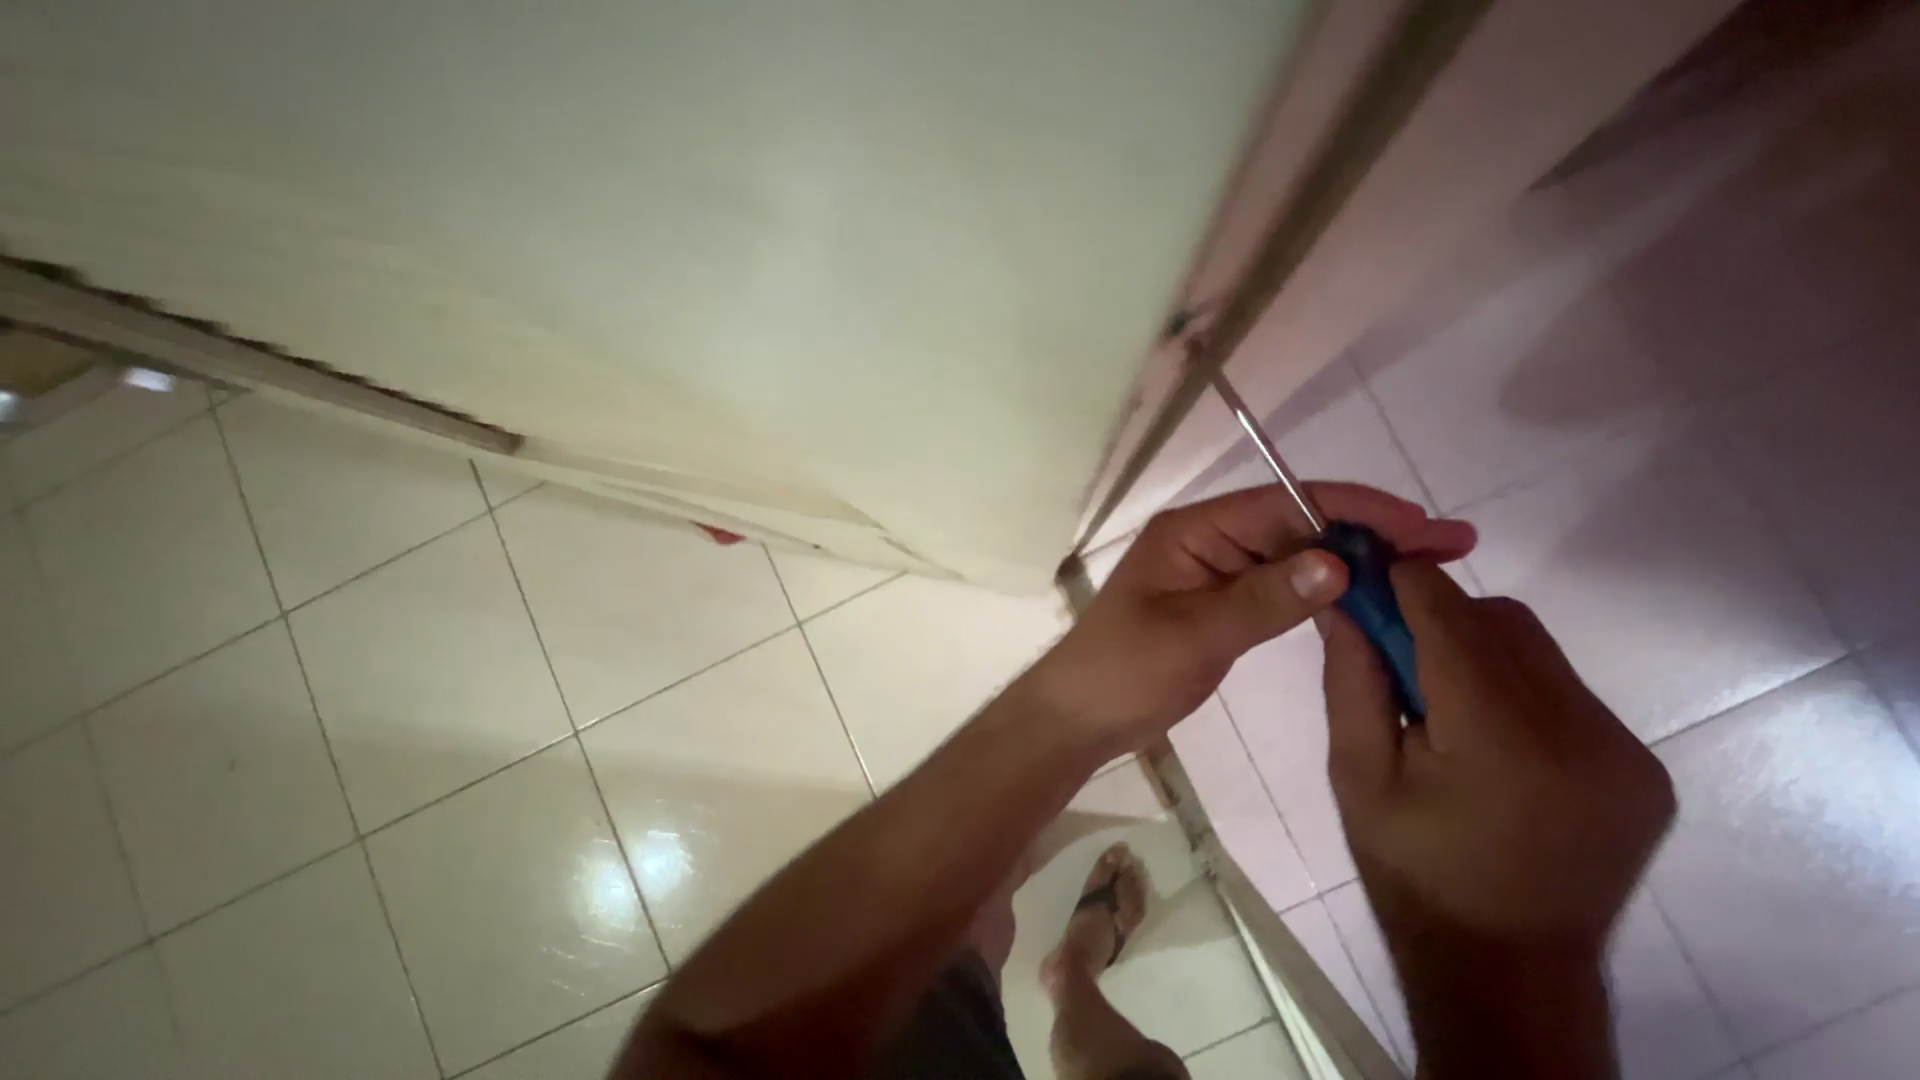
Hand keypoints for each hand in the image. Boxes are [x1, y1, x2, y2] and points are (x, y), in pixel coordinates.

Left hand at [1024, 483, 1475, 757]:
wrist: (1080, 715)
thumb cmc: (1126, 670)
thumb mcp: (1195, 634)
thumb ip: (1266, 599)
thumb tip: (1341, 563)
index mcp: (1196, 529)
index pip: (1287, 503)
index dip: (1357, 510)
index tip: (1423, 526)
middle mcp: (1210, 539)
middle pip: (1299, 523)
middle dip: (1370, 532)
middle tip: (1452, 546)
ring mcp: (1217, 571)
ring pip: (1296, 554)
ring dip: (1355, 559)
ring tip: (1427, 570)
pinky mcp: (1223, 604)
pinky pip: (1282, 586)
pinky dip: (1325, 590)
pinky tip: (1369, 599)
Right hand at [1324, 563, 1675, 947]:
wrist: (1506, 970)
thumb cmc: (1410, 871)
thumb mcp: (1356, 773)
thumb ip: (1352, 678)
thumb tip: (1340, 597)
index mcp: (1498, 741)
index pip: (1451, 618)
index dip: (1407, 580)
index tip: (1370, 566)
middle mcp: (1579, 734)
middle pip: (1503, 621)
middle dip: (1443, 614)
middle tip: (1396, 648)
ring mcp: (1624, 752)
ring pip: (1539, 650)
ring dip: (1483, 649)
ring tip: (1444, 701)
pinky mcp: (1644, 770)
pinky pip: (1569, 691)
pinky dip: (1519, 687)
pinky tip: (1491, 736)